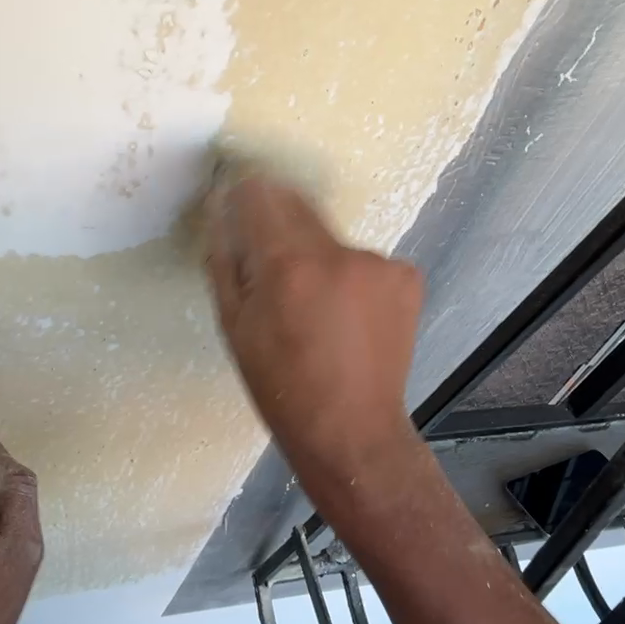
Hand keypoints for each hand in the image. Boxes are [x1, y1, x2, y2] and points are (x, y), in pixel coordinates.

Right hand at [202, 170, 425, 489]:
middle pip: (297, 205)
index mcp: (286, 264)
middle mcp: (336, 252)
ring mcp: (378, 262)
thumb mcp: (233, 326)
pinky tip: (350, 317)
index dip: (243, 195)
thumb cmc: (280, 384)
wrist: (351, 430)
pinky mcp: (406, 276)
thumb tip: (218, 211)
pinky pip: (364, 260)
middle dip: (279, 227)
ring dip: (316, 255)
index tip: (237, 205)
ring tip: (317, 307)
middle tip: (277, 272)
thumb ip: (224, 260)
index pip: (258, 193)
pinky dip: (351, 278)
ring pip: (330, 237)